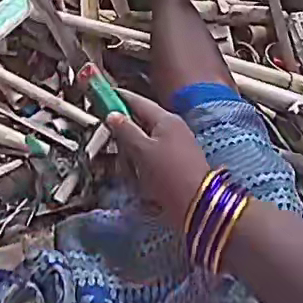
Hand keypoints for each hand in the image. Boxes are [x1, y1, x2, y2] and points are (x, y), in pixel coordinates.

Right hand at [103, 89, 213, 221]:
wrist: (199, 206)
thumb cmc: (169, 174)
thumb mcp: (141, 151)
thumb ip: (125, 130)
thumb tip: (113, 115)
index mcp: (165, 119)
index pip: (137, 101)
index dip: (119, 97)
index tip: (103, 96)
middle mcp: (173, 127)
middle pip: (141, 121)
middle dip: (124, 129)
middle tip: (109, 136)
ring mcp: (177, 145)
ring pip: (146, 139)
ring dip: (132, 148)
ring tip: (125, 163)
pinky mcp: (178, 162)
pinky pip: (153, 153)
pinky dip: (142, 159)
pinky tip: (137, 172)